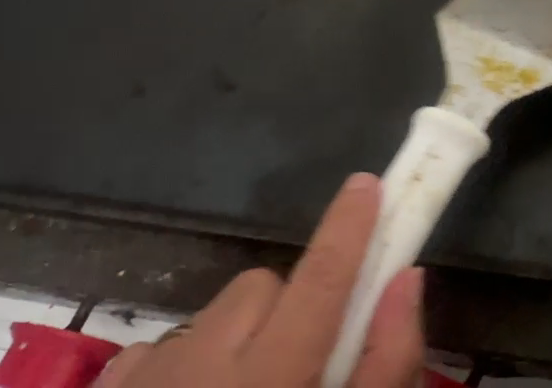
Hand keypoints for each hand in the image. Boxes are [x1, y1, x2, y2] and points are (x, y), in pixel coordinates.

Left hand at [98, 173, 422, 387]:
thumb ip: (386, 364)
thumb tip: (407, 279)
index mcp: (269, 378)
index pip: (322, 279)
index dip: (352, 226)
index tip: (371, 183)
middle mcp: (199, 366)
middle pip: (266, 289)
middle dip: (296, 307)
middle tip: (307, 361)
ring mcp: (145, 379)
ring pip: (216, 313)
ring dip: (243, 335)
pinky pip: (161, 345)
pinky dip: (188, 361)